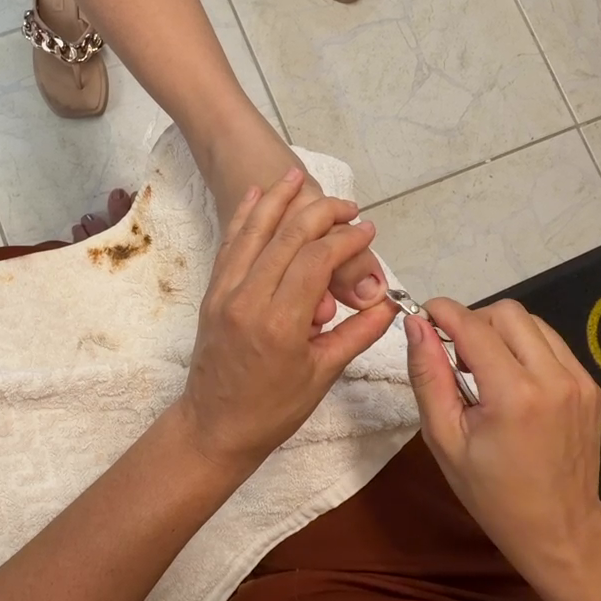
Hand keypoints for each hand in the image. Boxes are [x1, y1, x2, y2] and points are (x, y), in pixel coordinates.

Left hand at [176, 170, 396, 472]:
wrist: (214, 426)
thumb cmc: (272, 410)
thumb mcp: (321, 375)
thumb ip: (357, 333)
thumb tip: (388, 302)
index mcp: (280, 323)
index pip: (317, 261)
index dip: (346, 239)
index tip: (368, 230)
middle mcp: (248, 299)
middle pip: (287, 237)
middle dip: (321, 213)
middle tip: (348, 206)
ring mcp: (224, 293)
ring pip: (253, 232)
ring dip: (277, 199)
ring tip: (298, 175)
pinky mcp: (212, 293)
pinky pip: (230, 245)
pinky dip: (244, 217)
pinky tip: (255, 195)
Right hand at [406, 299, 600, 576]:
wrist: (560, 531)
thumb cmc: (492, 493)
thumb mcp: (444, 439)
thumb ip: (428, 375)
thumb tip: (416, 324)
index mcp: (514, 395)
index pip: (472, 325)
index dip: (442, 312)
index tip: (422, 317)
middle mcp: (554, 378)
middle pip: (507, 312)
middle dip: (473, 321)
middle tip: (455, 357)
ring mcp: (580, 380)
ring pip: (532, 322)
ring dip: (499, 333)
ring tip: (483, 370)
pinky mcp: (592, 386)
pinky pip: (551, 344)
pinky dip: (524, 348)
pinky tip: (511, 382)